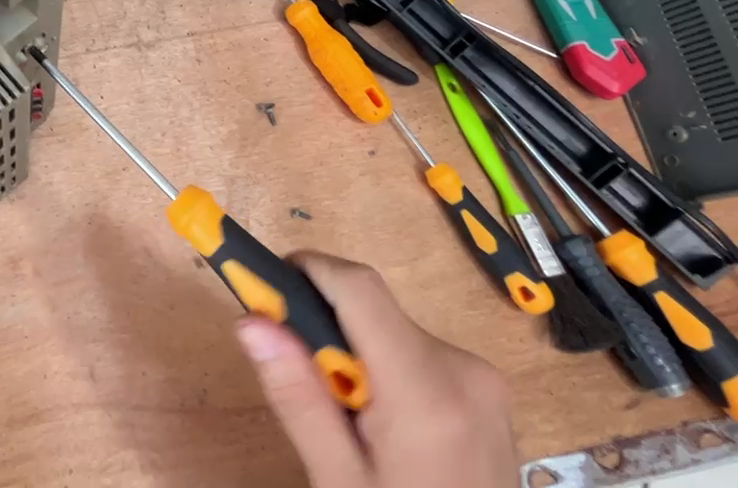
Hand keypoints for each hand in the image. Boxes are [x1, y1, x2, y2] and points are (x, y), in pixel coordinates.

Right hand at [235, 252, 516, 487]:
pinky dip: (385, 370)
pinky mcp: (488, 391)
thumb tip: (249, 321)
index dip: (306, 269)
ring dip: (355, 353)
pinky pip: (417, 353)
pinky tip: (383, 427)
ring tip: (348, 421)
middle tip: (300, 381)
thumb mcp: (339, 479)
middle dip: (326, 330)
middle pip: (371, 310)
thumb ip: (297, 397)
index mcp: (427, 389)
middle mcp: (463, 368)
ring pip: (390, 330)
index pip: (359, 286)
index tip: (262, 285)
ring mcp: (484, 380)